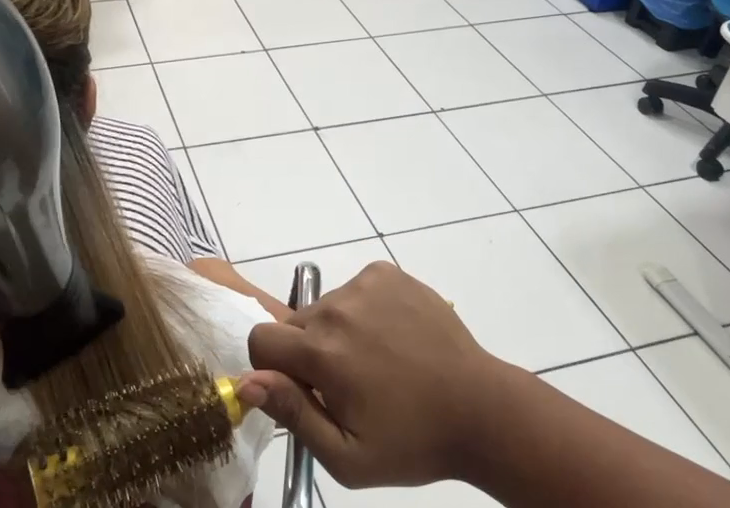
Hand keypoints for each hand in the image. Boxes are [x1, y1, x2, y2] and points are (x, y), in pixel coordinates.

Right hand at [239, 262, 507, 488]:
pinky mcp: (386, 273)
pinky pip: (353, 289)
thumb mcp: (348, 457)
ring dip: (336, 332)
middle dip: (307, 352)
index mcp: (322, 352)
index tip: (303, 390)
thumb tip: (247, 382)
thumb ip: (292, 415)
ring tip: (376, 362)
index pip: (260, 339)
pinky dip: (361, 311)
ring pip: (324, 307)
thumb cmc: (412, 441)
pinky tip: (390, 337)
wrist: (481, 410)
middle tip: (347, 384)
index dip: (273, 368)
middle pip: (293, 324)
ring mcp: (364, 284)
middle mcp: (337, 308)